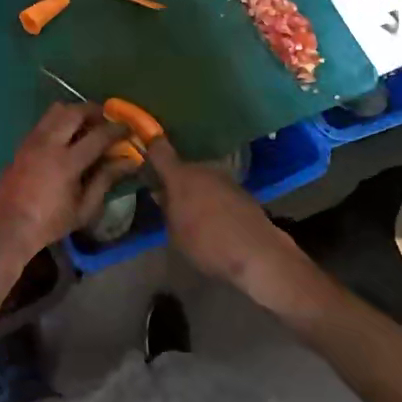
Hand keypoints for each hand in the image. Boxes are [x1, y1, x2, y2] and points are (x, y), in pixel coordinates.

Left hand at [0, 103, 136, 255]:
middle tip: (107, 120)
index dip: (117, 129)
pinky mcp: (22, 143)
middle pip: (75, 111)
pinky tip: (66, 137)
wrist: (9, 226)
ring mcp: (33, 141)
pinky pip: (45, 121)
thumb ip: (106, 179)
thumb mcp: (85, 207)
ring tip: (86, 125)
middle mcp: (49, 143)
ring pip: (56, 110)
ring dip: (75, 112)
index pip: (99, 135)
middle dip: (95, 111)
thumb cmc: (50, 222)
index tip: (128, 128)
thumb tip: (129, 161)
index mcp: (67, 162)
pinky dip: (60, 121)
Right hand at [146, 138, 307, 298]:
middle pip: (183, 168)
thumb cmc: (206, 244)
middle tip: (171, 199)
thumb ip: (166, 209)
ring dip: (197, 190)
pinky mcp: (242, 190)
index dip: (151, 149)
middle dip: (176, 180)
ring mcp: (225, 178)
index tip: (145, 153)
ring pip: (203, 178)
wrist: (257, 252)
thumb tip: (163, 195)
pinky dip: (215, 199)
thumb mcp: (175, 233)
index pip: (160, 151)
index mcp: (180, 176)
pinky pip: (219, 190)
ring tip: (195, 213)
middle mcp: (203, 169)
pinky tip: (216, 219)